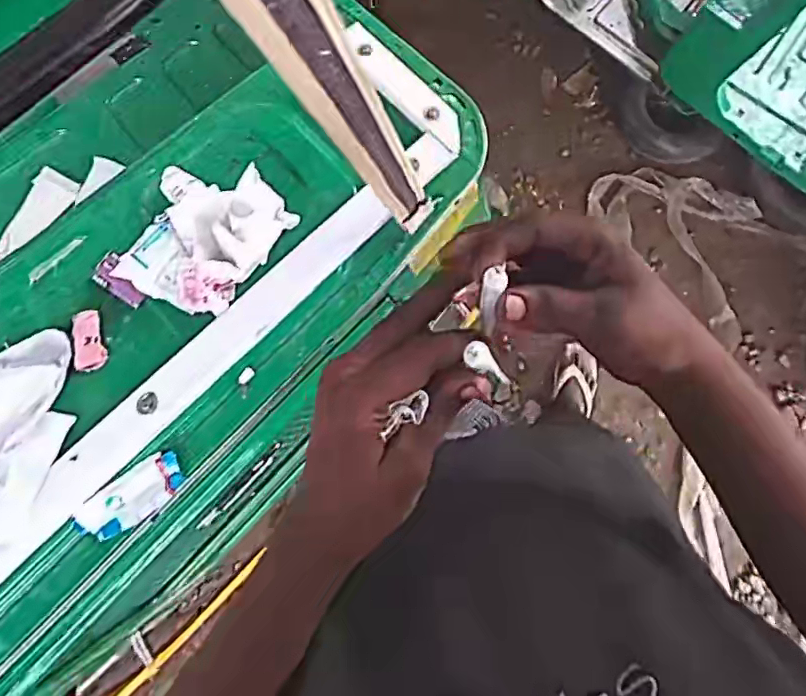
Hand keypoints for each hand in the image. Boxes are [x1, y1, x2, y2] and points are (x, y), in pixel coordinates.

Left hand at [286, 276, 489, 563]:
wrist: (316, 529)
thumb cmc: (362, 510)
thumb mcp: (410, 468)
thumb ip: (440, 414)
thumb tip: (473, 377)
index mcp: (361, 395)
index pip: (420, 353)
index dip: (458, 345)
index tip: (489, 343)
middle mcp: (346, 373)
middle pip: (400, 324)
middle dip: (436, 299)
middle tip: (468, 277)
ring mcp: (339, 372)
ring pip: (389, 329)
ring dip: (423, 313)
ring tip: (456, 294)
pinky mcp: (340, 379)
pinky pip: (381, 344)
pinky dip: (407, 334)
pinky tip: (430, 329)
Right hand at [447, 214, 716, 388]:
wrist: (676, 365)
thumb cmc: (650, 330)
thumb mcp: (602, 317)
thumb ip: (549, 306)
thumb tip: (498, 303)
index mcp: (586, 238)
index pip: (530, 229)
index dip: (496, 244)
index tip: (471, 269)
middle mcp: (570, 247)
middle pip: (517, 239)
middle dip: (482, 251)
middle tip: (447, 264)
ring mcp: (563, 270)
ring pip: (515, 263)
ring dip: (487, 274)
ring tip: (456, 287)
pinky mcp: (559, 293)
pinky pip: (522, 287)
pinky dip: (501, 296)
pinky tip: (481, 307)